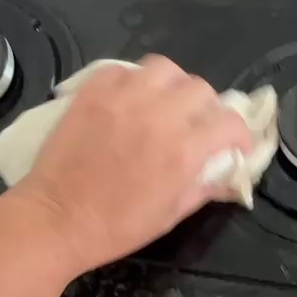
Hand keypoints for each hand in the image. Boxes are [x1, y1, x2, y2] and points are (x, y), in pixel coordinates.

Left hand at [10, 55, 253, 272]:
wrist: (56, 220)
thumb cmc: (117, 227)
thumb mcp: (172, 215)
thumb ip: (204, 187)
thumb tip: (226, 174)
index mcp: (183, 151)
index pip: (229, 122)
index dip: (239, 134)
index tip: (234, 146)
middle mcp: (158, 116)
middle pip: (201, 89)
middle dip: (208, 108)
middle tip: (197, 126)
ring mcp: (123, 98)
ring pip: (165, 69)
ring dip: (173, 86)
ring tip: (165, 104)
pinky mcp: (93, 92)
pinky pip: (124, 70)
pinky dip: (135, 81)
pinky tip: (131, 101)